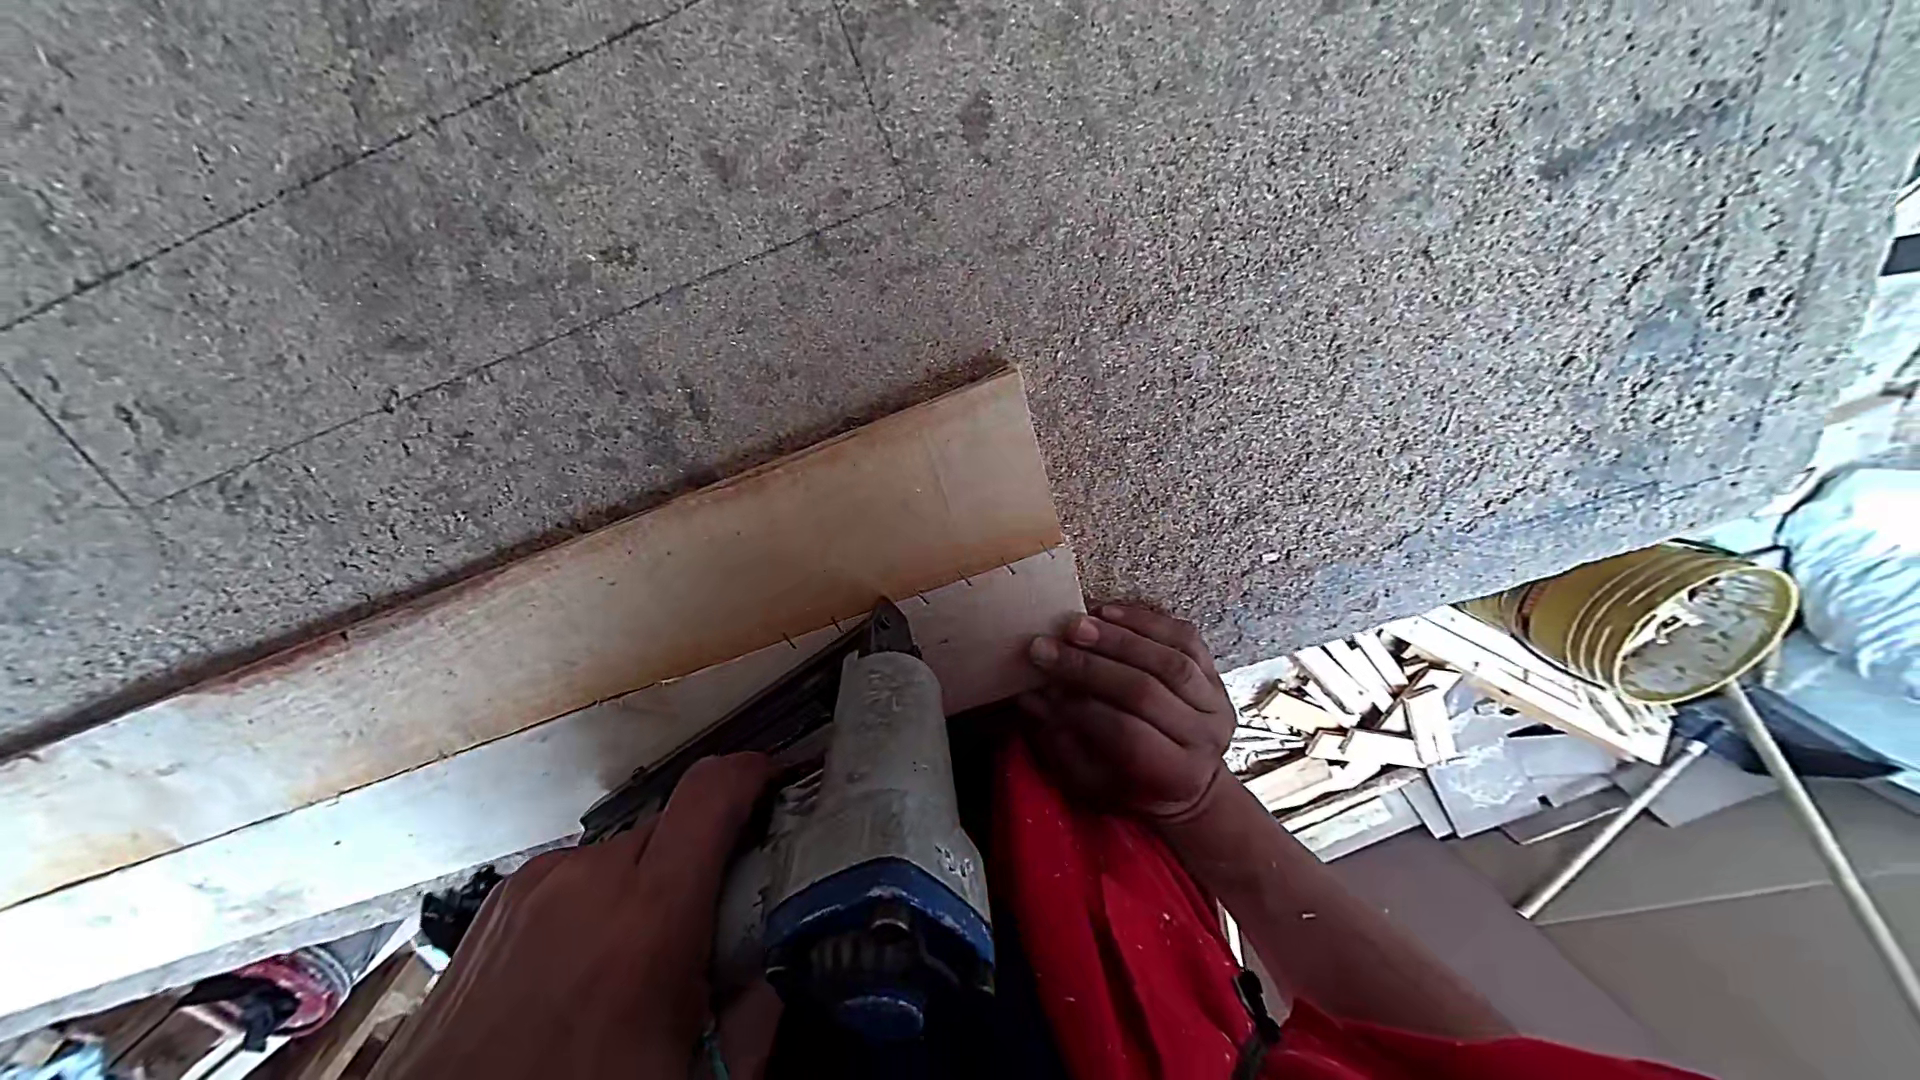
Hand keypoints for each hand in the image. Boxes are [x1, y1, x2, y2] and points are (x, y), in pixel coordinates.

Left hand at [379, 753, 780, 1079]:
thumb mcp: (699, 1075)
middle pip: (677, 823)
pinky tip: (587, 963)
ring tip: (638, 956)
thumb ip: (761, 1003)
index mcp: (644, 919)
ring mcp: (534, 886)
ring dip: (651, 882)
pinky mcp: (499, 902)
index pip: (712, 793)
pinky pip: (580, 872)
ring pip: (629, 849)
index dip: (753, 774)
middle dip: (707, 856)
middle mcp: (585, 881)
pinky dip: (601, 899)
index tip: (773, 782)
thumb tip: (787, 947)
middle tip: (713, 916)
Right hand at [1019, 604, 1235, 822]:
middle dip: (1091, 665)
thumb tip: (1030, 697)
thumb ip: (1060, 742)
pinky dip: (1145, 620)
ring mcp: (1215, 702)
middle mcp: (1203, 738)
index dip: (1081, 706)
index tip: (1042, 682)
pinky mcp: (1215, 673)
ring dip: (1118, 637)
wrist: (1188, 780)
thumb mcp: (1090, 781)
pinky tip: (1109, 612)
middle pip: (1146, 692)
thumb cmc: (1130, 786)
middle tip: (1049, 645)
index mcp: (1173, 775)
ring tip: (1077, 623)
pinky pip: (1185, 636)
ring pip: (1169, 660)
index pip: (1127, 733)